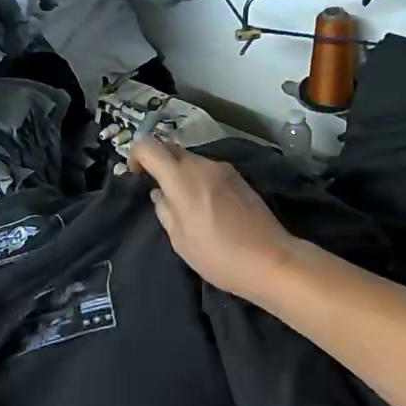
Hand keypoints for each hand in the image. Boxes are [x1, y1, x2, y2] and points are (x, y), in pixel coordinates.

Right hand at [128, 137, 301, 299]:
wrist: (270, 260)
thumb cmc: (219, 255)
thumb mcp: (180, 240)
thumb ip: (164, 210)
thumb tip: (159, 193)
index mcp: (182, 178)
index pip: (149, 146)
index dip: (136, 154)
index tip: (135, 175)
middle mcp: (203, 165)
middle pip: (171, 148)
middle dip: (158, 162)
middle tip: (156, 188)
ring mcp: (224, 169)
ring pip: (191, 159)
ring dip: (180, 172)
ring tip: (182, 202)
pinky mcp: (239, 178)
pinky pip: (209, 170)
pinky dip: (198, 179)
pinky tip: (204, 205)